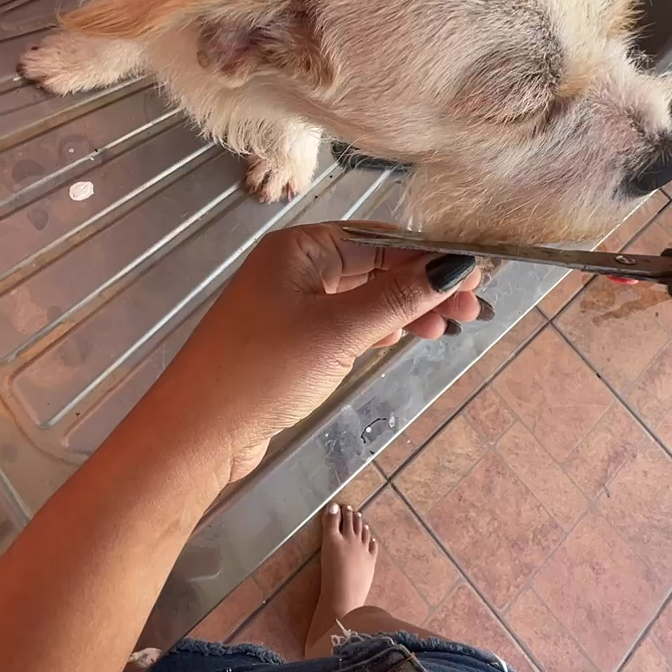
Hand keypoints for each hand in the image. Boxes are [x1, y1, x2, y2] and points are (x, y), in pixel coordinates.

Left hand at [140, 222, 482, 480]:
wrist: (196, 431)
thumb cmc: (266, 369)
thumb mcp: (339, 331)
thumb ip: (398, 297)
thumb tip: (454, 265)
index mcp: (301, 247)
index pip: (379, 240)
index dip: (429, 259)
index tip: (475, 280)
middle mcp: (294, 266)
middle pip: (372, 266)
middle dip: (420, 286)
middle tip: (470, 313)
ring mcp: (288, 302)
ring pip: (359, 295)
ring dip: (400, 309)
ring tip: (443, 329)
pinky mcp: (287, 337)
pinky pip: (342, 321)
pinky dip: (373, 328)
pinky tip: (399, 338)